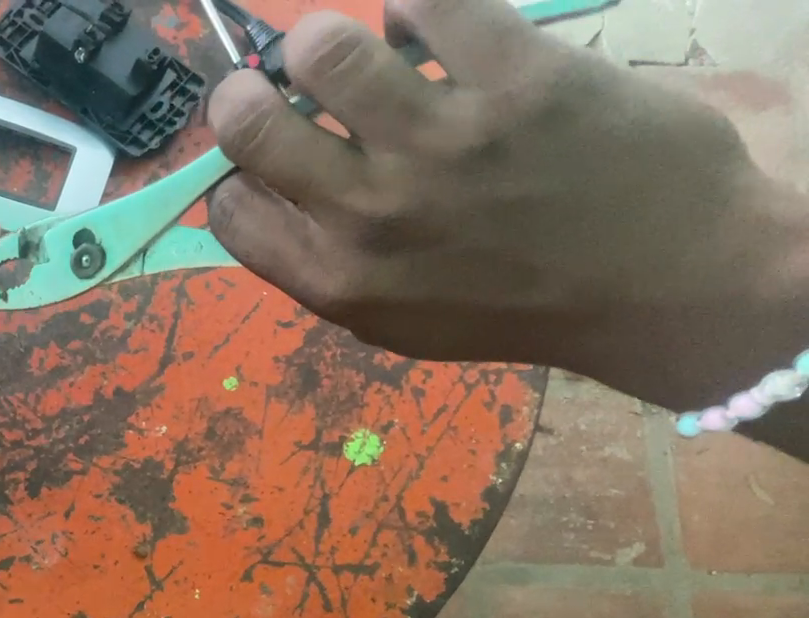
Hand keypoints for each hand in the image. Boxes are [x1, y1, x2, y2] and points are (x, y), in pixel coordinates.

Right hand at [205, 0, 808, 409]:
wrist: (654, 283)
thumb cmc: (502, 310)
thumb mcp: (382, 320)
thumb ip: (315, 267)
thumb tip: (264, 202)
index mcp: (329, 275)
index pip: (230, 207)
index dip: (231, 178)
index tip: (257, 168)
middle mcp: (365, 212)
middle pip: (250, 126)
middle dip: (240, 96)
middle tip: (265, 85)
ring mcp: (439, 143)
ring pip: (327, 52)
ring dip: (317, 42)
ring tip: (339, 49)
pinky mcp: (517, 79)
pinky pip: (435, 4)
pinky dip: (414, 5)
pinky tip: (420, 22)